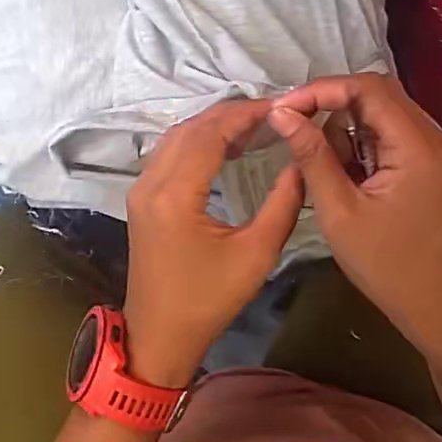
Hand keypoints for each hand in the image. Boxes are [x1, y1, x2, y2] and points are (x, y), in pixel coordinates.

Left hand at [123, 99, 303, 386]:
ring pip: (176, 137)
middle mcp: (151, 182)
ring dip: (211, 125)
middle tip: (270, 113)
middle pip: (190, 129)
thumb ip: (282, 204)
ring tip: (253, 125)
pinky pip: (168, 153)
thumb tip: (300, 164)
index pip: (209, 134)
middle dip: (229, 115)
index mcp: (175, 195)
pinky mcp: (141, 197)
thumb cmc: (208, 300)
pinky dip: (196, 140)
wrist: (159, 334)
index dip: (243, 115)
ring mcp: (141, 188)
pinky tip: (224, 146)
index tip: (278, 107)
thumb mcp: (255, 255)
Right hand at [266, 74, 441, 348]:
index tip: (284, 108)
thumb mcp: (338, 209)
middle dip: (329, 100)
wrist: (430, 302)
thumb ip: (311, 155)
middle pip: (376, 90)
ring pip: (379, 107)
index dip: (321, 89)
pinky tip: (341, 165)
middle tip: (293, 120)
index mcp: (417, 146)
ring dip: (343, 120)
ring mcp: (432, 146)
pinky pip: (386, 128)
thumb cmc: (383, 263)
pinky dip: (357, 136)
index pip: (368, 89)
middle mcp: (432, 136)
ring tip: (318, 154)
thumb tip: (281, 113)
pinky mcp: (425, 159)